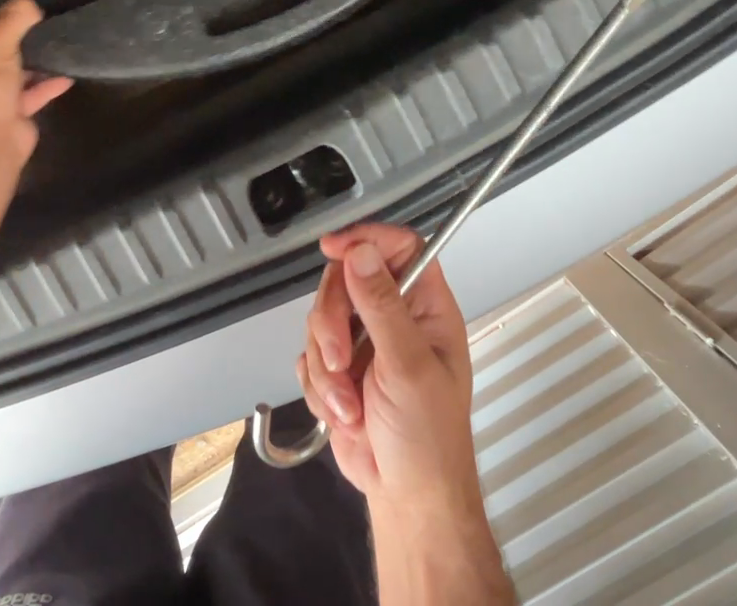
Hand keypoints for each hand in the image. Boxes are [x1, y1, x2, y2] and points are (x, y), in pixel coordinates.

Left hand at [0, 0, 71, 172]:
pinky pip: (35, 89)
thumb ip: (14, 17)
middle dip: (8, 28)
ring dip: (32, 55)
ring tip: (54, 32)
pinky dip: (50, 80)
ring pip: (13, 66)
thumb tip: (32, 5)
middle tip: (30, 4)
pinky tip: (69, 68)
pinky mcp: (14, 109)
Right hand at [298, 224, 483, 522]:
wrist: (406, 497)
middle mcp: (393, 317)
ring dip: (326, 369)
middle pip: (344, 281)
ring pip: (320, 321)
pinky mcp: (338, 370)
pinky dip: (319, 387)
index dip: (367, 240)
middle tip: (339, 359)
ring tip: (350, 405)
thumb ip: (382, 306)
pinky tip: (343, 412)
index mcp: (425, 307)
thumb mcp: (408, 366)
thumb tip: (361, 251)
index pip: (399, 248)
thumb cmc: (427, 436)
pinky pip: (309, 357)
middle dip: (332, 323)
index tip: (333, 250)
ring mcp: (363, 344)